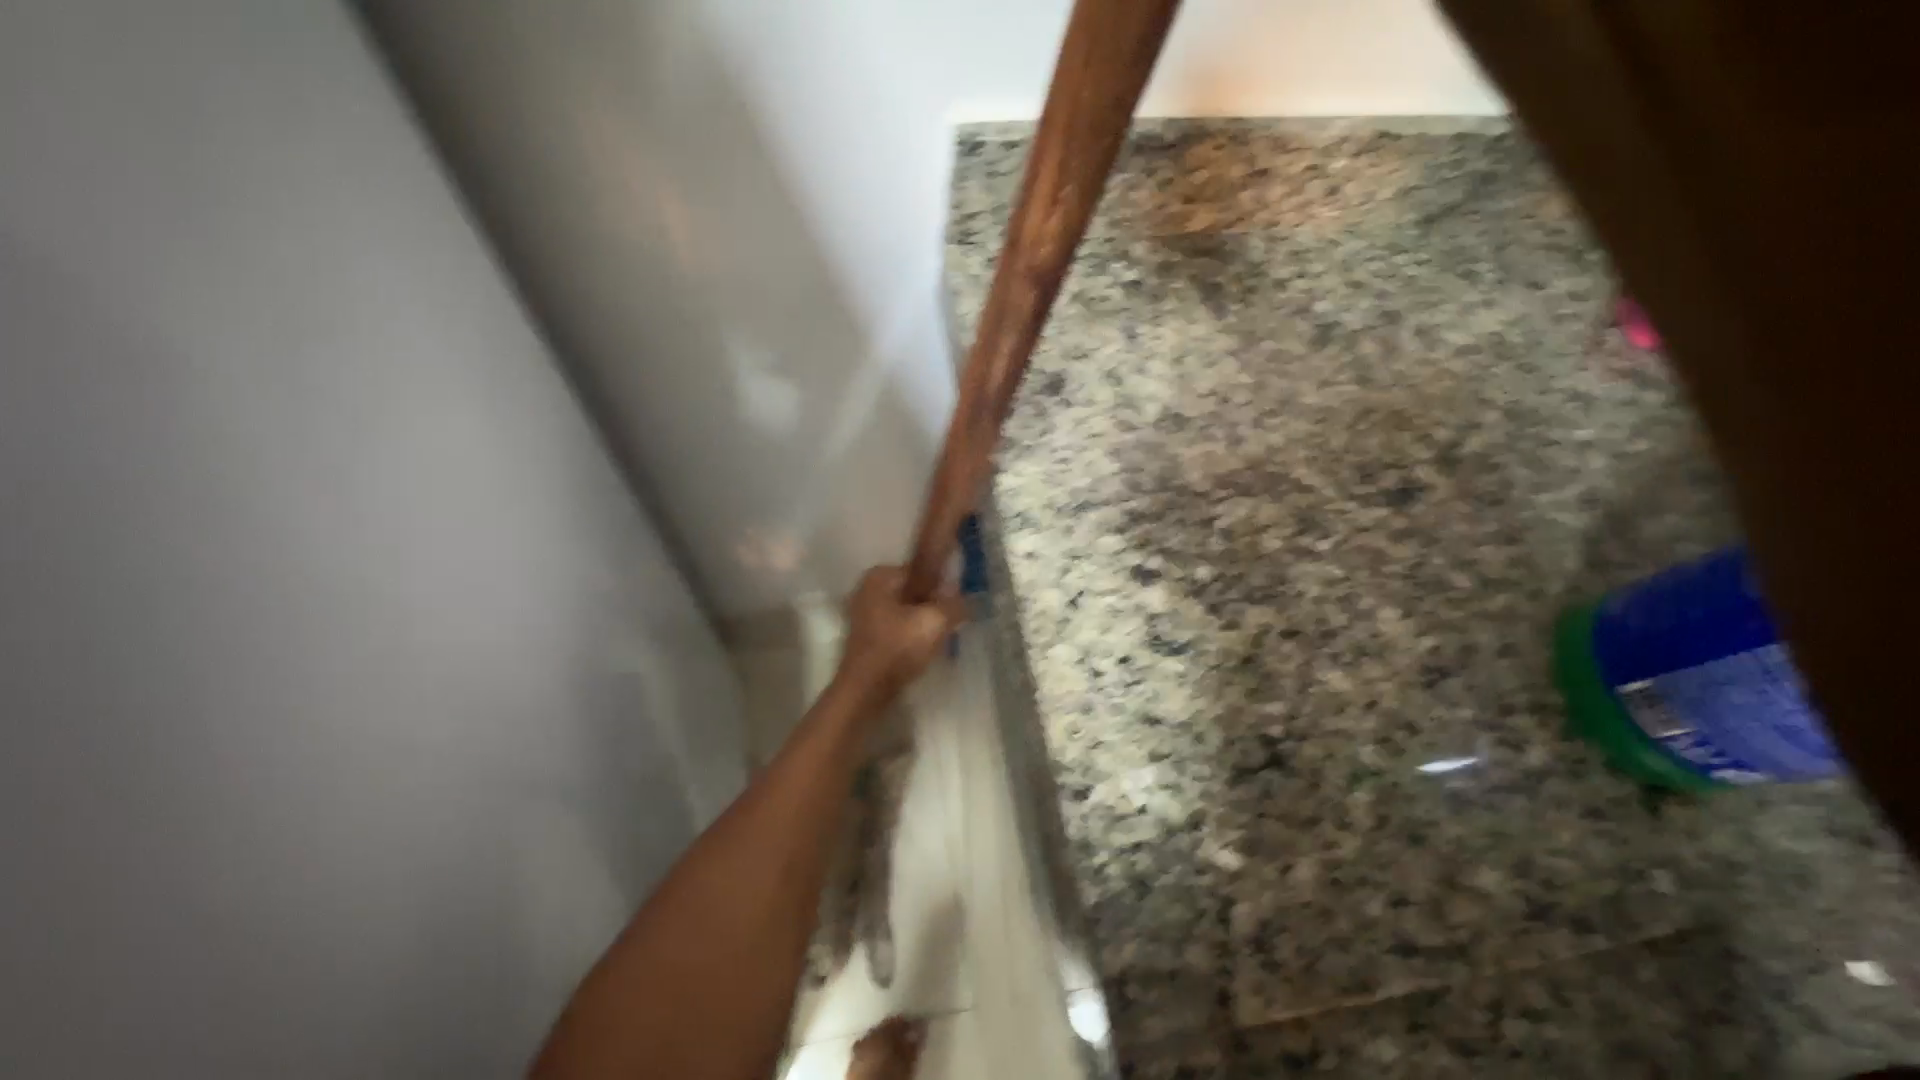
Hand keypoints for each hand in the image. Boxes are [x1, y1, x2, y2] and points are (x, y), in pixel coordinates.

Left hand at [836, 566, 964, 700]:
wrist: (865, 692)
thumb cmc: (897, 649)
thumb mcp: (935, 622)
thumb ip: (955, 604)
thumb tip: (968, 598)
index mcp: (880, 576)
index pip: (922, 568)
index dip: (943, 585)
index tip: (957, 603)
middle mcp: (868, 589)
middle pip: (914, 590)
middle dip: (934, 604)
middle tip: (952, 622)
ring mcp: (864, 614)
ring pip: (908, 610)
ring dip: (925, 622)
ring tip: (940, 639)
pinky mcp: (867, 637)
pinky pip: (899, 627)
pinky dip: (912, 635)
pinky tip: (924, 650)